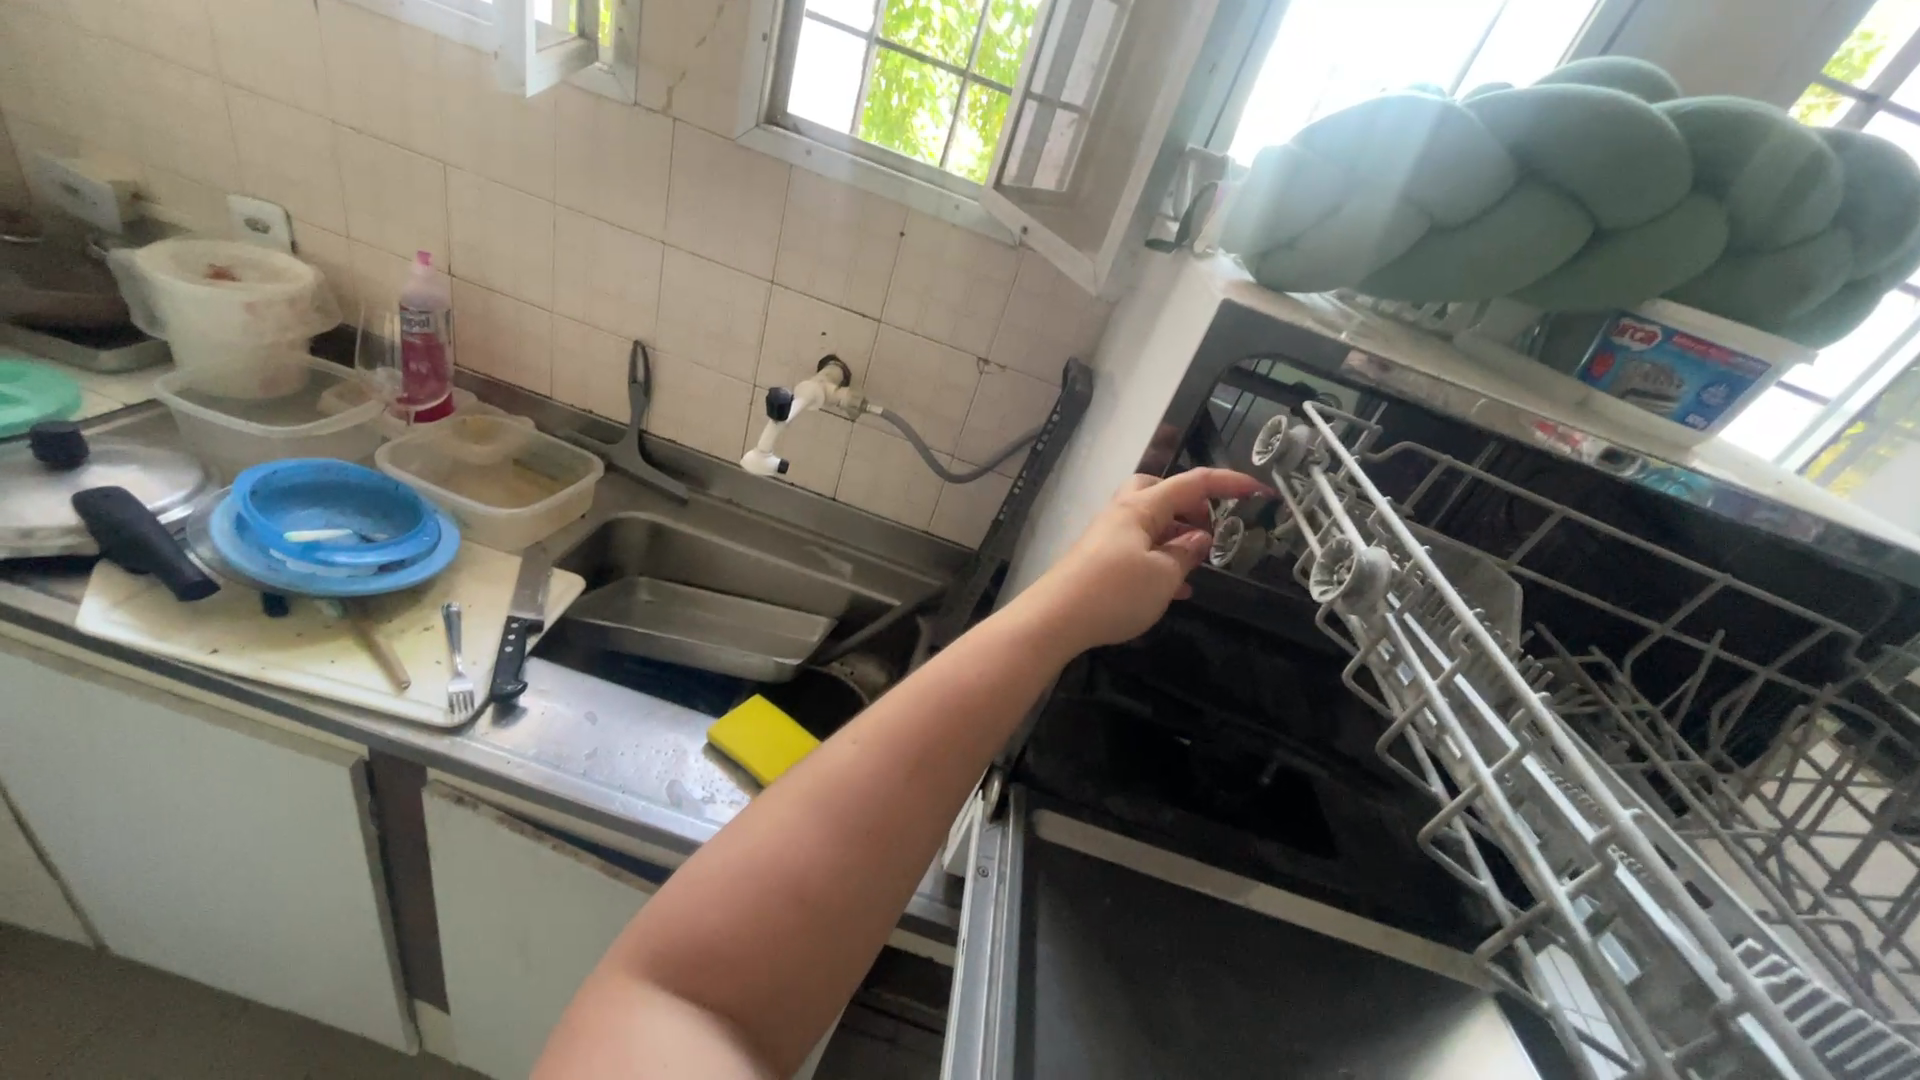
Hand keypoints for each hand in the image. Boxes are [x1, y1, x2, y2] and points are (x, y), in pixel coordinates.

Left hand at [1012, 468, 1267, 655]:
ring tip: (1197, 564)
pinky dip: (1161, 561)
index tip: (1260, 491)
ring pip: (1149, 524)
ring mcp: (1108, 538)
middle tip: (1208, 530)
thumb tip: (1199, 538)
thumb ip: (1186, 554)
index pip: (1193, 483)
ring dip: (1176, 537)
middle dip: (1189, 504)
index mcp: (1141, 507)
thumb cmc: (1113, 592)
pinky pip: (1139, 550)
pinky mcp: (1100, 562)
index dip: (1229, 483)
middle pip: (1160, 491)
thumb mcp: (1163, 576)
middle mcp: (1122, 514)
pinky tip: (1176, 589)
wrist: (1055, 619)